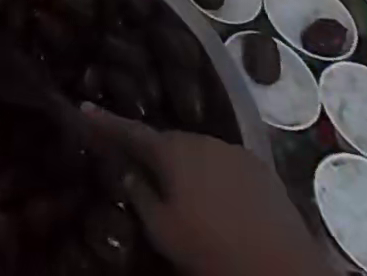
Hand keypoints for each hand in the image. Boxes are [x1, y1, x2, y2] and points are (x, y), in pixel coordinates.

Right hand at [84, 107, 326, 275]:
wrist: (283, 268)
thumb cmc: (213, 250)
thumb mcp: (163, 231)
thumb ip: (139, 195)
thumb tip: (125, 170)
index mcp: (173, 151)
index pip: (131, 131)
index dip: (105, 123)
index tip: (83, 107)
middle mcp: (201, 139)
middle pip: (165, 140)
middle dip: (149, 150)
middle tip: (134, 162)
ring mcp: (233, 150)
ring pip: (195, 150)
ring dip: (182, 164)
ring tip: (177, 188)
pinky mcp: (259, 167)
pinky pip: (221, 162)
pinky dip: (210, 173)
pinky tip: (213, 197)